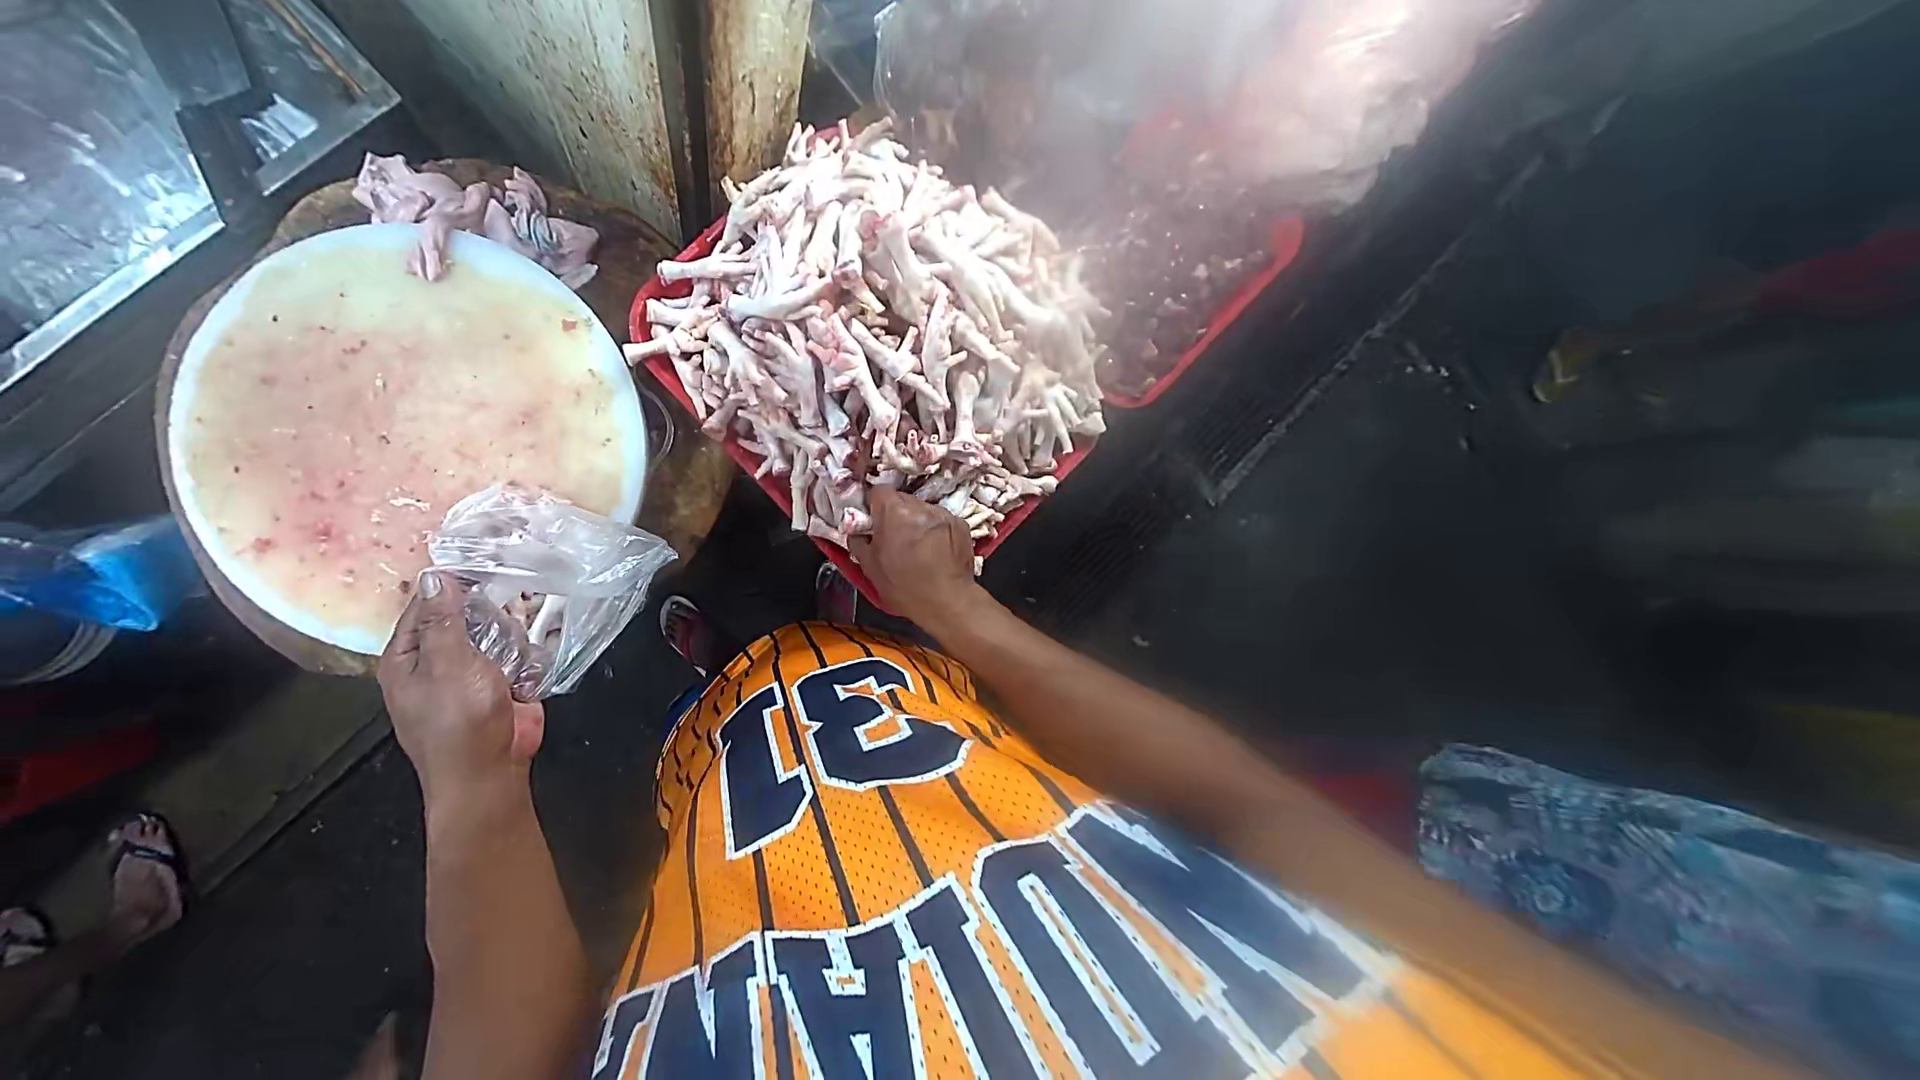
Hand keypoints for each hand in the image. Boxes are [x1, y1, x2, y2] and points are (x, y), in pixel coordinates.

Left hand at [378, 571, 545, 809]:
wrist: (490, 771)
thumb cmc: (459, 720)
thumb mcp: (448, 664)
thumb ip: (443, 620)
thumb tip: (433, 577)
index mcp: (408, 657)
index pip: (425, 605)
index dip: (451, 584)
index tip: (483, 562)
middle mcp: (438, 661)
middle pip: (466, 617)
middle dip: (489, 614)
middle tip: (507, 608)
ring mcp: (473, 673)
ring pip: (497, 635)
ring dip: (511, 638)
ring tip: (513, 654)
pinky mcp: (503, 684)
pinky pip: (518, 656)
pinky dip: (526, 657)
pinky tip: (527, 668)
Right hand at [849, 488, 981, 626]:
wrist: (946, 601)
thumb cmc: (903, 585)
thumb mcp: (869, 566)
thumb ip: (858, 541)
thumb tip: (857, 532)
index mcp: (893, 511)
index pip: (879, 491)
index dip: (875, 505)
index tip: (875, 521)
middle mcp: (920, 506)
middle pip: (903, 499)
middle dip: (897, 514)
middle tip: (895, 538)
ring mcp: (943, 514)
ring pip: (923, 510)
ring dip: (918, 522)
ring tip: (918, 547)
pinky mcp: (961, 524)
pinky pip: (942, 521)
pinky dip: (937, 530)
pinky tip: (936, 551)